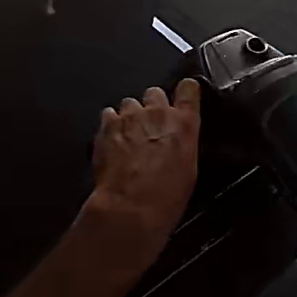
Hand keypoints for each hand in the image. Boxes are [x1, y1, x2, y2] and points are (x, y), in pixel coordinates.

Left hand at [79, 80, 200, 265]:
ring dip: (130, 116)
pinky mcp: (108, 124)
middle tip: (150, 126)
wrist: (131, 206)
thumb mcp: (188, 169)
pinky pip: (109, 114)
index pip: (189, 90)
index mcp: (183, 124)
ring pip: (130, 103)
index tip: (184, 93)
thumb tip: (174, 140)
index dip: (185, 91)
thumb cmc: (165, 196)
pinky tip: (113, 142)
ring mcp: (130, 116)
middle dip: (152, 106)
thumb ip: (181, 142)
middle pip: (154, 93)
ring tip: (129, 137)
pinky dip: (111, 124)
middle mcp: (157, 113)